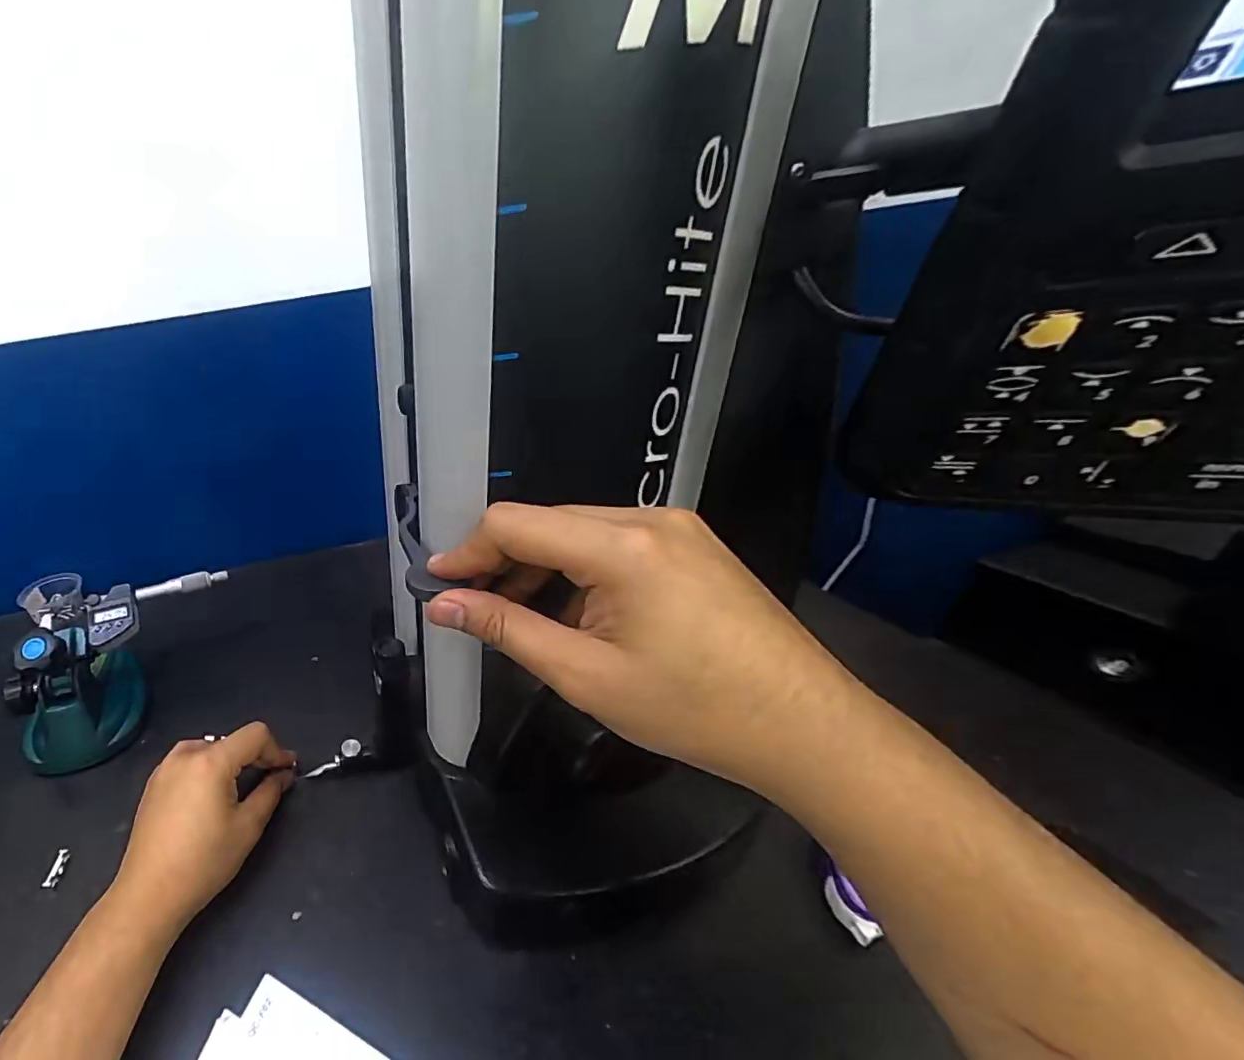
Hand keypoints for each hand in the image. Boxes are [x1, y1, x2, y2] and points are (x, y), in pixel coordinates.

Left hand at [109, 722, 296, 933]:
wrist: (149, 894)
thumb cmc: (203, 862)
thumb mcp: (247, 827)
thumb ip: (270, 792)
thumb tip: (283, 774)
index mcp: (211, 761)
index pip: (254, 734)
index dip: (277, 749)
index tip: (287, 769)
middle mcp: (185, 754)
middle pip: (231, 740)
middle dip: (254, 757)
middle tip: (268, 781)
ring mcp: (165, 767)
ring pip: (210, 748)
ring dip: (229, 762)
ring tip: (238, 790)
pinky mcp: (153, 782)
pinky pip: (189, 762)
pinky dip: (207, 770)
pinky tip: (208, 800)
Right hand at [422, 504, 872, 790]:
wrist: (807, 727)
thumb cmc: (692, 710)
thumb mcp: (585, 675)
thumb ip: (506, 629)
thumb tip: (443, 605)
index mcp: (621, 545)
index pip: (515, 523)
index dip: (467, 551)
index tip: (437, 585)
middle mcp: (647, 517)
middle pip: (546, 522)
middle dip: (500, 562)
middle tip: (470, 607)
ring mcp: (675, 526)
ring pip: (577, 531)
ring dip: (537, 567)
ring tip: (514, 615)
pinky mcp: (691, 544)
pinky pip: (612, 542)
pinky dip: (577, 570)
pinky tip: (571, 611)